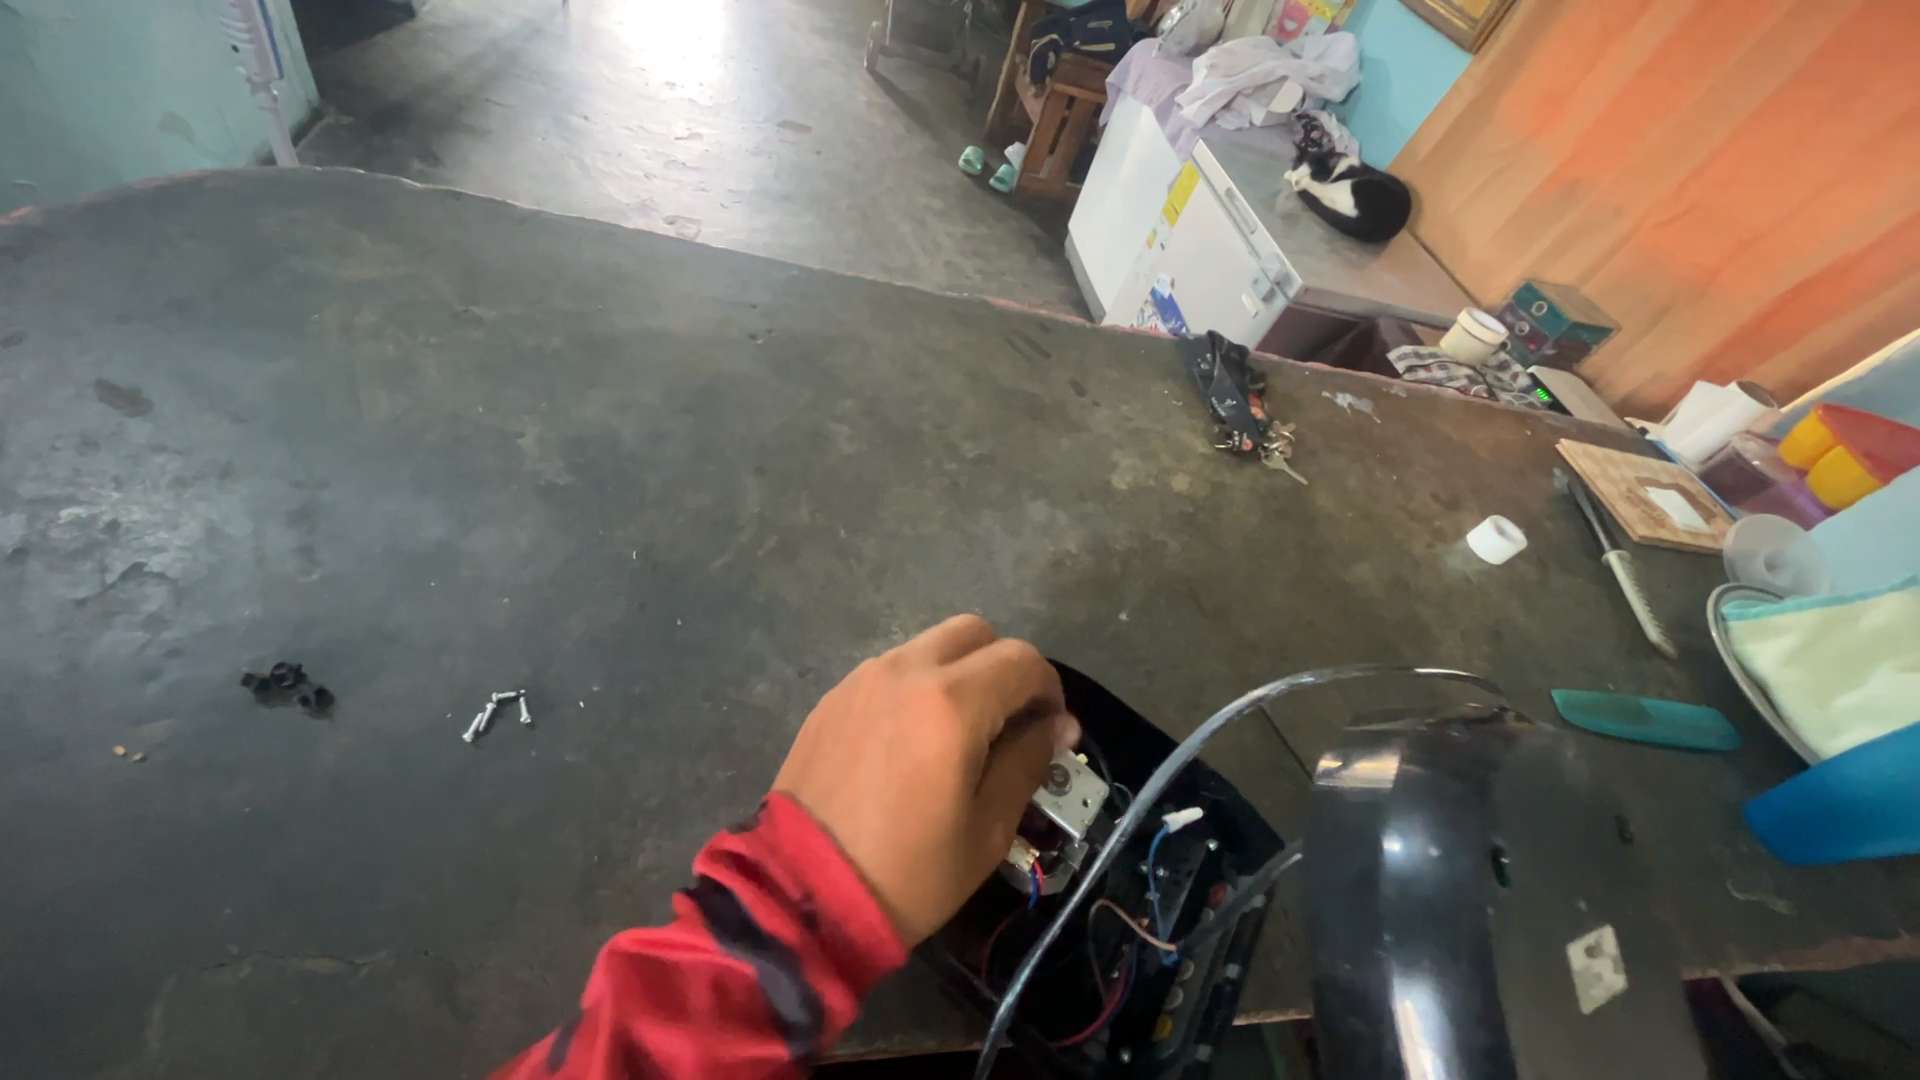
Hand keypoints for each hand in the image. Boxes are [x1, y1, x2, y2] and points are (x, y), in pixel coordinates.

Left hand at [773, 615, 1079, 945]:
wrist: (800, 894)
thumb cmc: (907, 872)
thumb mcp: (987, 829)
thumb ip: (1028, 761)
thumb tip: (1056, 725)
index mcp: (951, 702)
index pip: (1022, 660)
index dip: (1050, 689)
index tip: (1051, 728)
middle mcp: (906, 670)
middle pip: (976, 633)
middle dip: (1005, 667)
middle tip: (1009, 720)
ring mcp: (863, 678)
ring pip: (931, 644)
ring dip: (960, 671)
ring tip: (958, 731)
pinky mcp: (835, 695)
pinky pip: (892, 668)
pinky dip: (918, 684)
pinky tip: (912, 738)